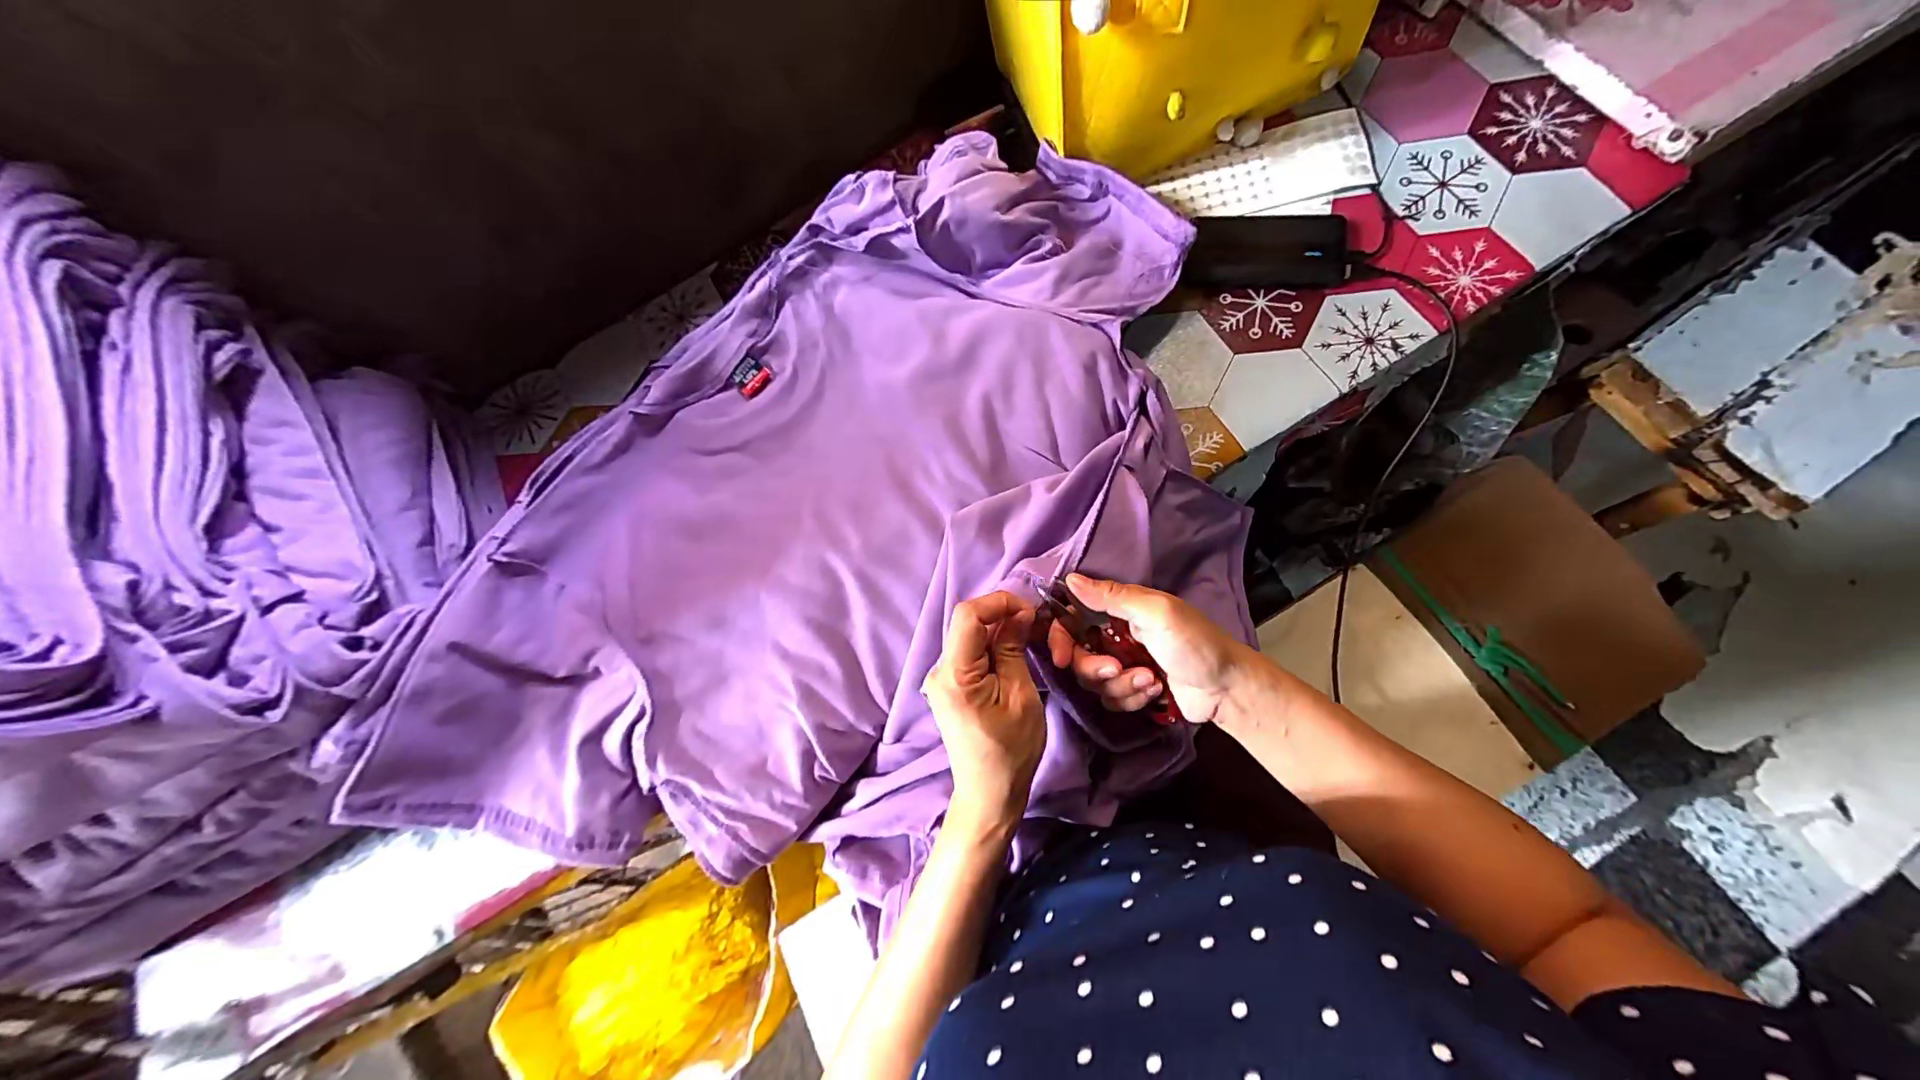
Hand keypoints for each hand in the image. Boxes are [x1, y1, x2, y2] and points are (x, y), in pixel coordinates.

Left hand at [922, 591, 1047, 829]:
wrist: (989, 793)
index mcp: (954, 675)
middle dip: (1002, 615)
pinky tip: (1013, 651)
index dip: (999, 602)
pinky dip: (991, 645)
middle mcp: (939, 671)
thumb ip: (1013, 648)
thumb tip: (1019, 613)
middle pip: (967, 623)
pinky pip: (969, 653)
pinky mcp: (948, 686)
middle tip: (1036, 623)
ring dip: (998, 630)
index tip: (1030, 611)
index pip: (968, 615)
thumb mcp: (1021, 695)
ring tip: (1029, 635)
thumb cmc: (1011, 750)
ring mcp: (940, 679)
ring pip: (969, 636)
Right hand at [1045, 574, 1252, 724]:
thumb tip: (1070, 579)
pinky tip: (1155, 690)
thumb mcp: (1155, 612)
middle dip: (1094, 668)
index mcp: (1118, 610)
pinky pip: (1111, 700)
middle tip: (1115, 669)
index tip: (1061, 657)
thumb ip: (1111, 596)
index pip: (1070, 620)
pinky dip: (1132, 697)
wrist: (1227, 688)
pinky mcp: (1132, 691)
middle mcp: (1114, 636)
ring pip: (1094, 682)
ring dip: (1120, 684)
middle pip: (1077, 656)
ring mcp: (1123, 665)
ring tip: (1150, 680)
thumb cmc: (1194, 642)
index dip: (1060, 638)